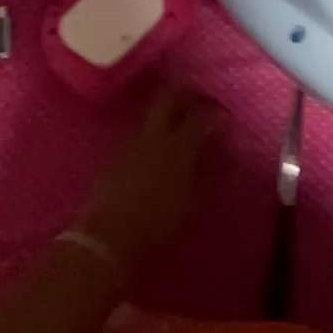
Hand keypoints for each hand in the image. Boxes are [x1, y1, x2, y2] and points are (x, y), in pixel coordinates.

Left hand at [73, 87, 223, 269]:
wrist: (108, 237)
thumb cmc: (159, 223)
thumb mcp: (194, 199)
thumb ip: (209, 165)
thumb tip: (218, 140)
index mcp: (178, 144)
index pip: (200, 112)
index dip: (214, 109)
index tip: (224, 115)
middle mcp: (154, 133)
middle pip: (169, 96)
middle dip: (187, 94)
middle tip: (201, 104)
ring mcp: (131, 139)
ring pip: (153, 113)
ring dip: (169, 114)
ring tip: (181, 131)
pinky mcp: (115, 151)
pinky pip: (140, 132)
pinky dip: (154, 133)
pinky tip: (158, 152)